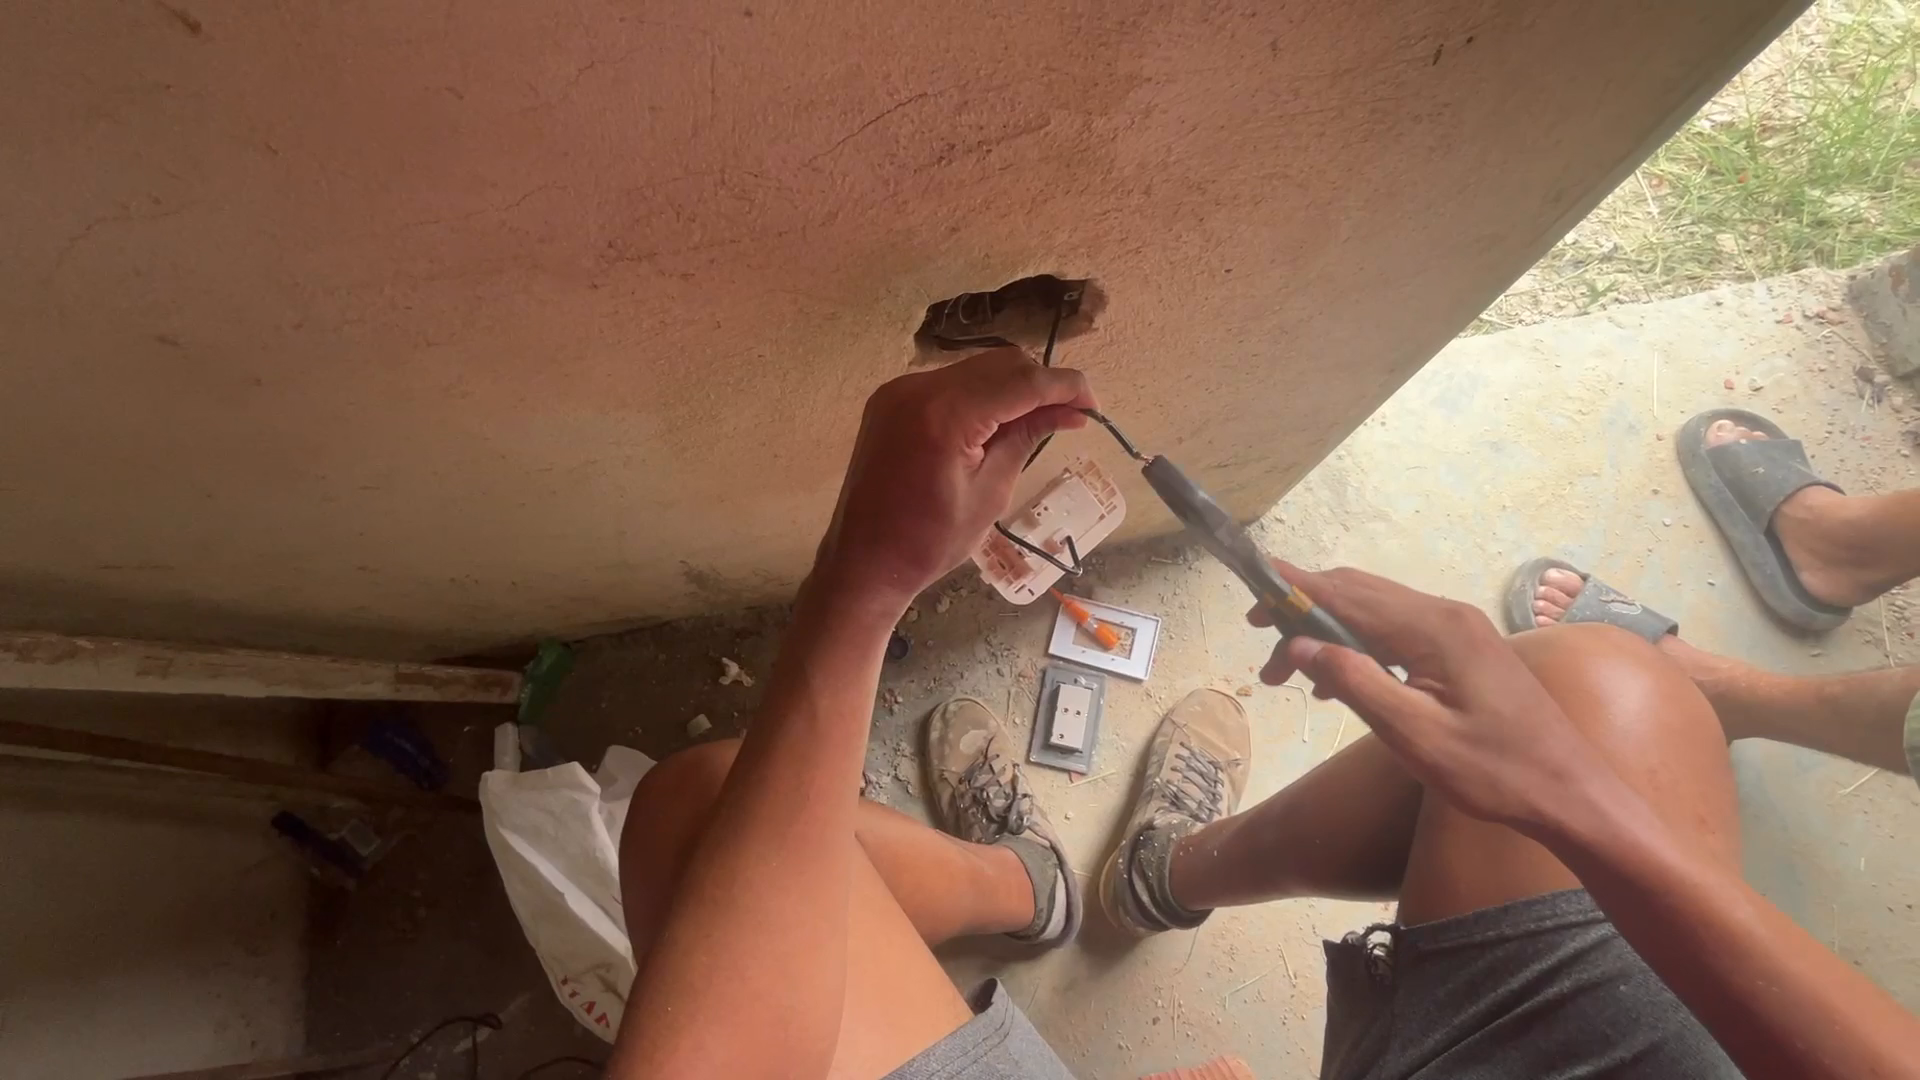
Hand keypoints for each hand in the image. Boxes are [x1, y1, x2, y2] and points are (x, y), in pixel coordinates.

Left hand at [813, 348, 1096, 610]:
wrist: (863, 561)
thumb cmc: (929, 542)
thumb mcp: (990, 492)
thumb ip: (1026, 439)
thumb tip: (1070, 412)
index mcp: (945, 414)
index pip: (1021, 381)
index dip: (1064, 386)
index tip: (1093, 405)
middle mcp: (918, 388)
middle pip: (999, 364)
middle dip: (1040, 384)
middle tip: (1069, 417)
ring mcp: (899, 391)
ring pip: (975, 370)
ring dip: (1011, 388)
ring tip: (1035, 424)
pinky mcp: (890, 401)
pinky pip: (949, 384)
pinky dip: (979, 396)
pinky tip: (995, 425)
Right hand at [1250, 562, 1614, 835]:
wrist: (1574, 796)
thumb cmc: (1494, 771)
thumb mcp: (1414, 734)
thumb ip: (1354, 680)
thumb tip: (1298, 644)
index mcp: (1434, 629)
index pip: (1347, 594)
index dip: (1296, 587)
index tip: (1254, 581)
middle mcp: (1444, 615)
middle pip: (1356, 593)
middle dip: (1303, 612)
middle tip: (1263, 644)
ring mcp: (1455, 629)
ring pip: (1371, 611)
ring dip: (1325, 632)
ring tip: (1289, 673)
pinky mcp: (1459, 648)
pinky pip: (1392, 630)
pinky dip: (1354, 645)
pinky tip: (1338, 679)